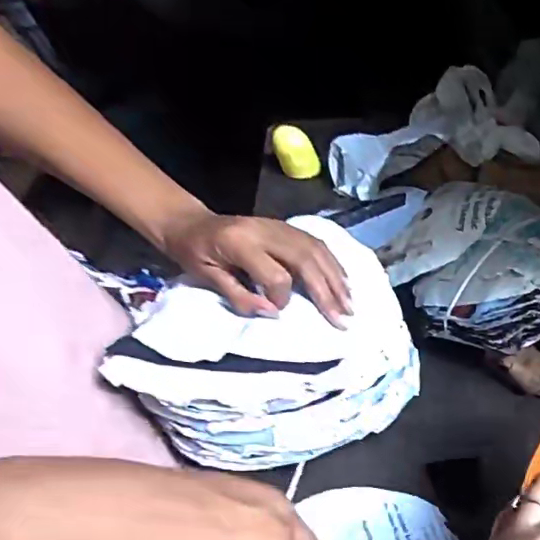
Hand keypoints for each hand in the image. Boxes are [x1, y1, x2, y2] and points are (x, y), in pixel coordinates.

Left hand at [156, 208, 352, 324]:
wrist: (189, 221)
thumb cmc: (194, 252)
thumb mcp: (204, 276)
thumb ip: (238, 295)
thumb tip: (274, 313)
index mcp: (239, 242)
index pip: (276, 274)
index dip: (282, 297)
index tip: (278, 310)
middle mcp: (265, 231)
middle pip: (306, 262)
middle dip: (327, 292)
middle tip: (343, 317)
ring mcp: (279, 226)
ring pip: (318, 253)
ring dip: (337, 280)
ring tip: (350, 305)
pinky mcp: (288, 227)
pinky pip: (319, 245)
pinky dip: (335, 266)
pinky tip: (344, 283)